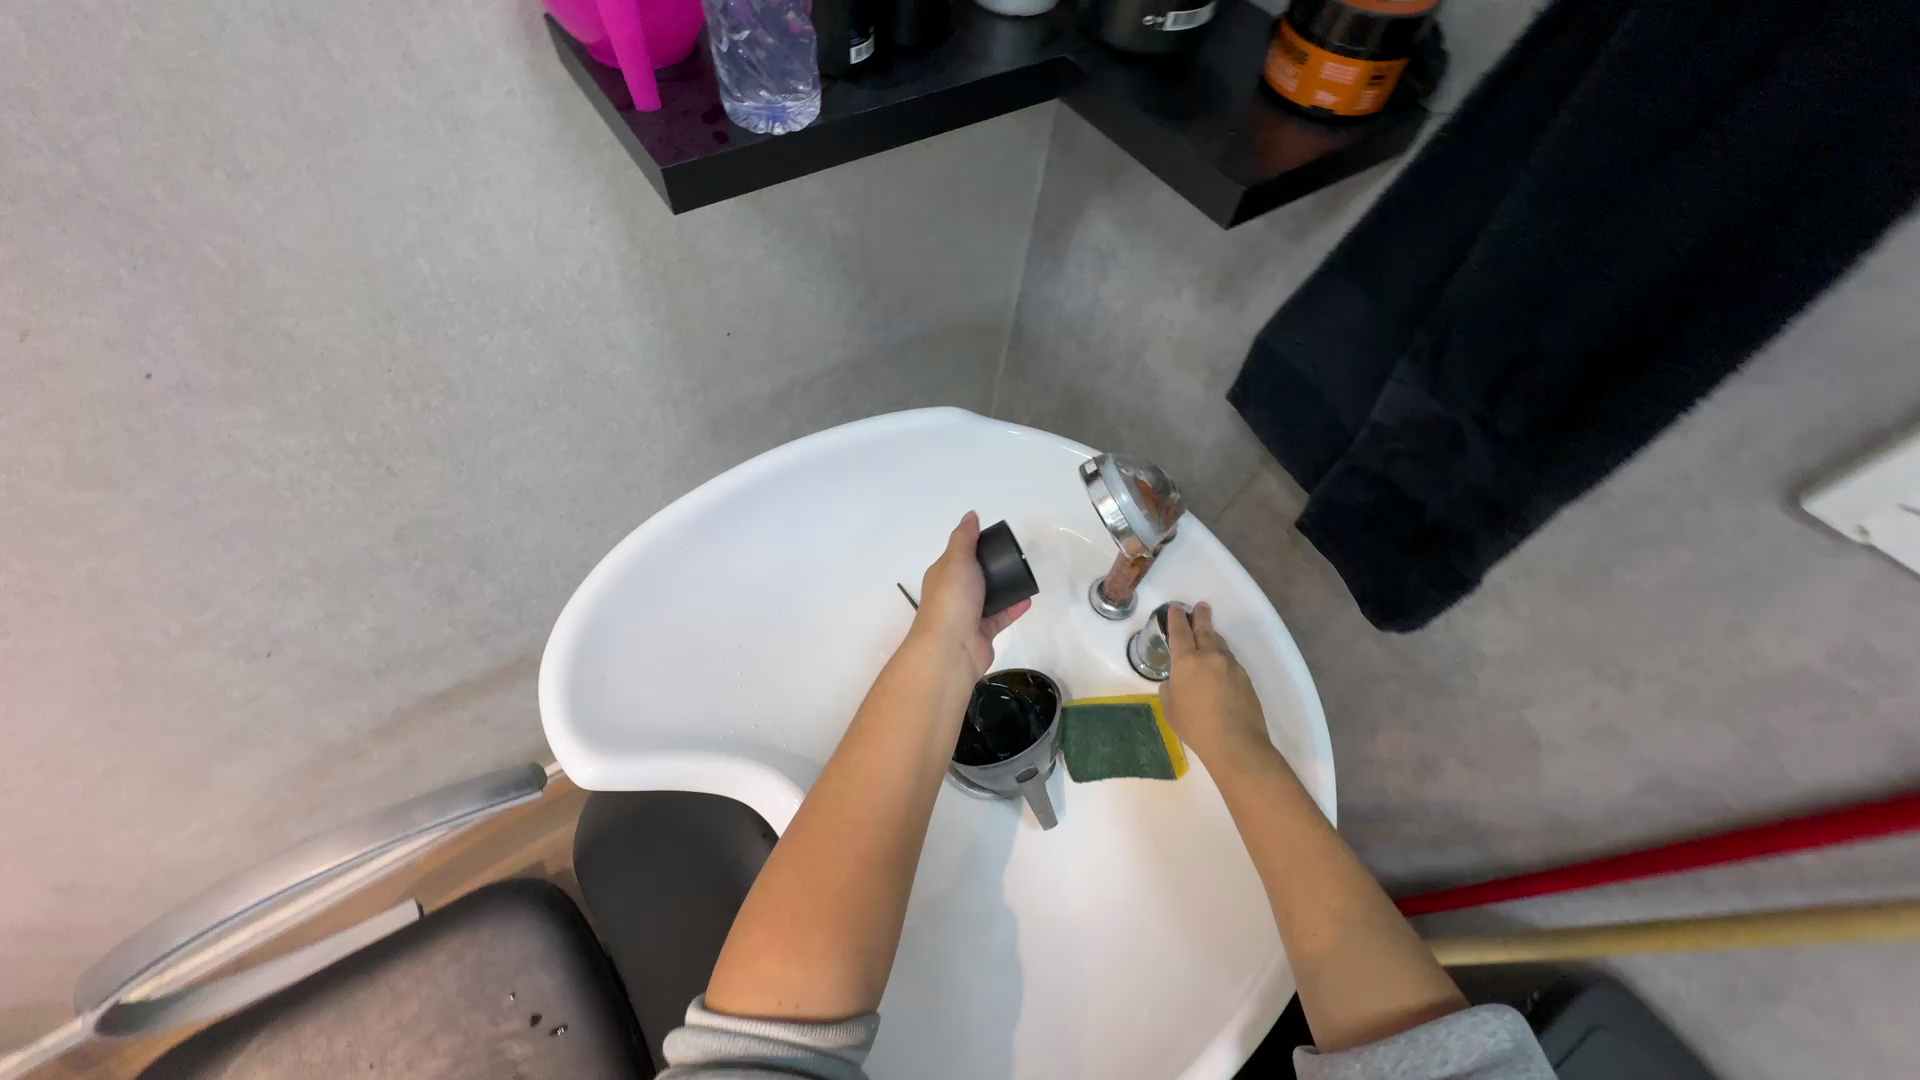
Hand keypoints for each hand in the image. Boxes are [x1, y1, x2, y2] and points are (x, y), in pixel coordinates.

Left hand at [908, 512, 1030, 677]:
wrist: (951, 648)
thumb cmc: (952, 599)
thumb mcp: (957, 560)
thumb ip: (965, 538)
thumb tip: (970, 515)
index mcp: (943, 574)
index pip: (958, 555)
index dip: (973, 545)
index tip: (994, 537)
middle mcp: (953, 593)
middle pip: (973, 576)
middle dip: (990, 567)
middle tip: (1014, 556)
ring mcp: (967, 615)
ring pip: (988, 597)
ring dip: (1004, 588)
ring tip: (1024, 575)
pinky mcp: (982, 633)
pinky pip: (1000, 617)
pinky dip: (1013, 608)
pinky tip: (1028, 599)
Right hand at [1161, 602, 1273, 765]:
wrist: (1235, 742)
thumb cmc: (1195, 725)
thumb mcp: (1170, 707)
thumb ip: (1170, 688)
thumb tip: (1176, 682)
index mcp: (1187, 661)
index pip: (1180, 632)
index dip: (1176, 619)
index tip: (1176, 608)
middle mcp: (1211, 656)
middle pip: (1205, 629)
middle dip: (1200, 616)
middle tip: (1200, 606)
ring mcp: (1231, 666)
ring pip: (1220, 645)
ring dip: (1213, 637)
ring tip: (1208, 635)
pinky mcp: (1245, 679)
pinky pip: (1230, 662)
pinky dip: (1222, 659)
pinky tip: (1219, 669)